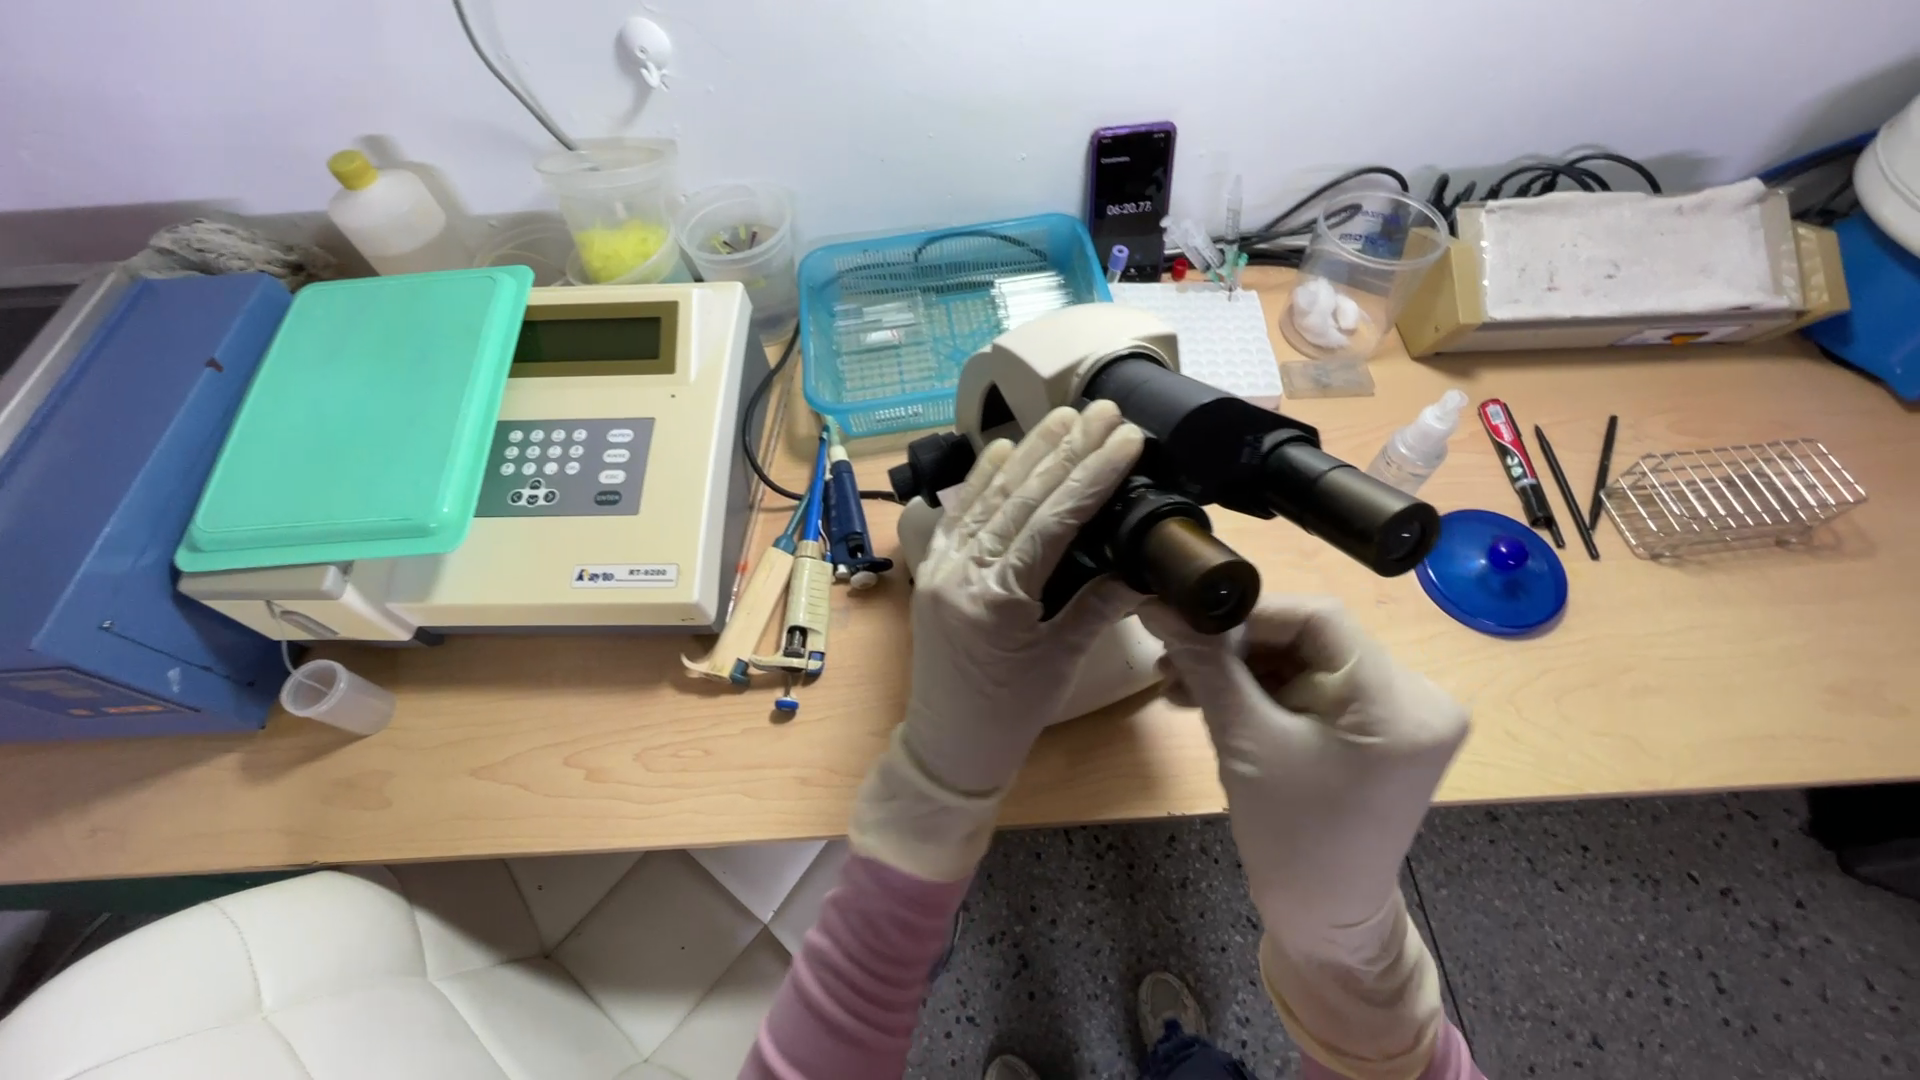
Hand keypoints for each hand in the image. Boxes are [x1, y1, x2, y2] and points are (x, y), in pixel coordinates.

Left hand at [849, 402, 1144, 882]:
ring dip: (1027, 453)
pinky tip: (1001, 448)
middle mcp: (962, 571)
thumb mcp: (1062, 662)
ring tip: (1064, 416)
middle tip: (1103, 410)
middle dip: (1066, 450)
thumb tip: (1145, 565)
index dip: (1092, 476)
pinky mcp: (932, 568)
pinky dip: (979, 480)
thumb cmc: (1008, 714)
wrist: (947, 745)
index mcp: (997, 598)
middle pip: (1021, 498)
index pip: (1053, 522)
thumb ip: (1100, 606)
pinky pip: (957, 515)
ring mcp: (941, 566)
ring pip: (987, 497)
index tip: (1126, 438)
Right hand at [1141, 596, 1467, 1077]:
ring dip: (1238, 669)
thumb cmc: (1290, 838)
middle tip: (1171, 654)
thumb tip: (1160, 606)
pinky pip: (1308, 688)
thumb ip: (1206, 664)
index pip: (1319, 619)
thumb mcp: (1244, 741)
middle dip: (1233, 648)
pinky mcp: (1373, 728)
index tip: (1185, 619)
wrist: (1324, 918)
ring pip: (1302, 660)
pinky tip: (1207, 697)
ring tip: (1177, 682)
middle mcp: (1414, 697)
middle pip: (1310, 639)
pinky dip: (1258, 690)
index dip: (1246, 613)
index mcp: (1401, 702)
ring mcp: (1395, 714)